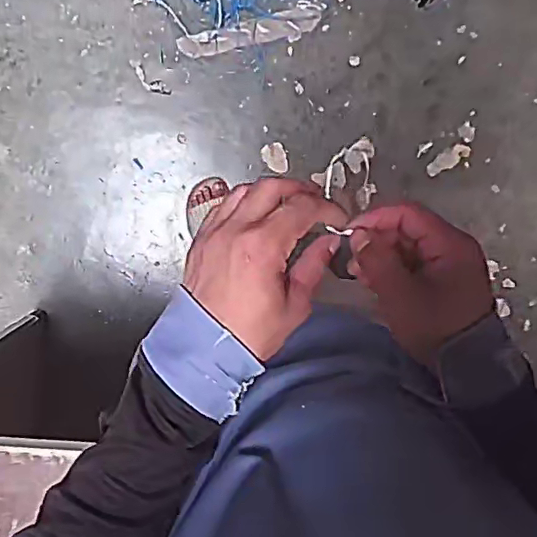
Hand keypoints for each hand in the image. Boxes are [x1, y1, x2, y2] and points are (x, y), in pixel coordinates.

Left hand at [184, 178, 348, 359]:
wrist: (205, 348)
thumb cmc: (245, 335)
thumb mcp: (293, 306)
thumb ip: (312, 268)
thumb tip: (326, 245)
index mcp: (261, 246)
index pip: (301, 207)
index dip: (325, 208)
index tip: (334, 218)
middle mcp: (234, 232)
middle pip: (271, 187)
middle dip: (299, 190)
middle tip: (314, 201)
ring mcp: (214, 234)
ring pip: (243, 191)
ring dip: (268, 192)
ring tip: (285, 204)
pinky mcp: (201, 241)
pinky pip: (222, 207)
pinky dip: (242, 203)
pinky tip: (253, 215)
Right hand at [349, 202, 494, 365]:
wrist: (468, 366)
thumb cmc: (436, 328)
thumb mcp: (400, 294)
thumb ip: (377, 260)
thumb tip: (358, 235)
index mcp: (449, 244)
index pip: (408, 214)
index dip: (375, 218)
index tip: (349, 233)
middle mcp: (453, 248)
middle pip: (407, 229)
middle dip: (376, 240)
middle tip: (352, 260)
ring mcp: (450, 265)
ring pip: (408, 247)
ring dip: (381, 256)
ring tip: (360, 274)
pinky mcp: (444, 281)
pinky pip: (413, 264)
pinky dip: (392, 269)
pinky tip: (375, 283)